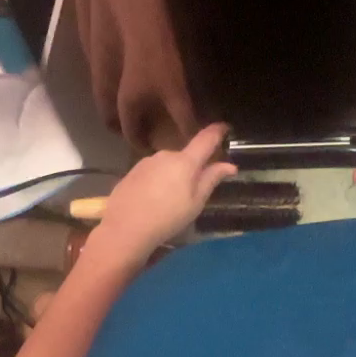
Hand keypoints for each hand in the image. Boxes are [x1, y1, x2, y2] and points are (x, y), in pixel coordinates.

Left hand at [88, 124, 237, 262]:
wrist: (125, 228)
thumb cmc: (167, 218)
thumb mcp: (195, 202)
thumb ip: (211, 179)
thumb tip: (230, 165)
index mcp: (185, 161)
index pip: (205, 139)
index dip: (217, 132)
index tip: (225, 128)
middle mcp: (165, 155)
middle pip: (185, 156)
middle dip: (191, 168)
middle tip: (192, 193)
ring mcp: (146, 162)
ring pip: (167, 165)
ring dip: (173, 176)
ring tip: (169, 201)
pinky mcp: (132, 172)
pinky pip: (152, 172)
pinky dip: (157, 182)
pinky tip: (152, 201)